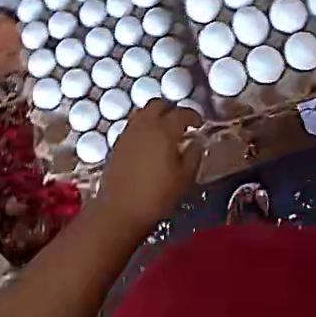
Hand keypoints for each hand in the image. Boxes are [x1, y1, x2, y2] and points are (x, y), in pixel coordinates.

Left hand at [94, 101, 202, 232]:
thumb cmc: (157, 195)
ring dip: (155, 116)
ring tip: (164, 130)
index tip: (199, 123)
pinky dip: (143, 127)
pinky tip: (148, 143)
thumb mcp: (184, 177)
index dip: (193, 115)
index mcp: (164, 130)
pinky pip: (132, 126)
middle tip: (181, 123)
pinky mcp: (117, 144)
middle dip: (172, 110)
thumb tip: (196, 143)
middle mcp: (144, 125)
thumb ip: (193, 155)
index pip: (182, 113)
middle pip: (158, 105)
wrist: (119, 211)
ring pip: (142, 112)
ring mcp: (128, 133)